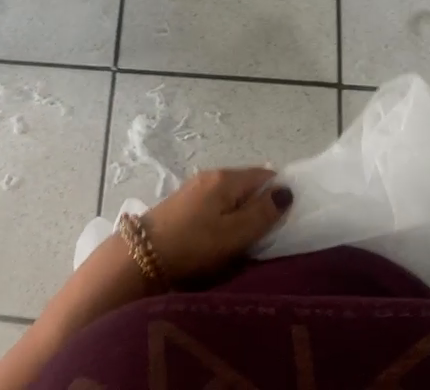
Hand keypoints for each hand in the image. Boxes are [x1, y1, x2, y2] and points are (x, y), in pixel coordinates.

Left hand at [140, 167, 292, 282]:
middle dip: (260, 205)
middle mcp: (211, 175)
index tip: (286, 220)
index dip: (279, 194)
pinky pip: (215, 204)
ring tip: (246, 240)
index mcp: (226, 178)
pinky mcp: (184, 203)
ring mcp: (195, 187)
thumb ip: (262, 213)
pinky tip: (222, 237)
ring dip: (241, 213)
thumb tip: (286, 190)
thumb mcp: (235, 234)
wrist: (142, 254)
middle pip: (247, 184)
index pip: (265, 175)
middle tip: (267, 235)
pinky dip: (225, 217)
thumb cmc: (194, 245)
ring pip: (230, 196)